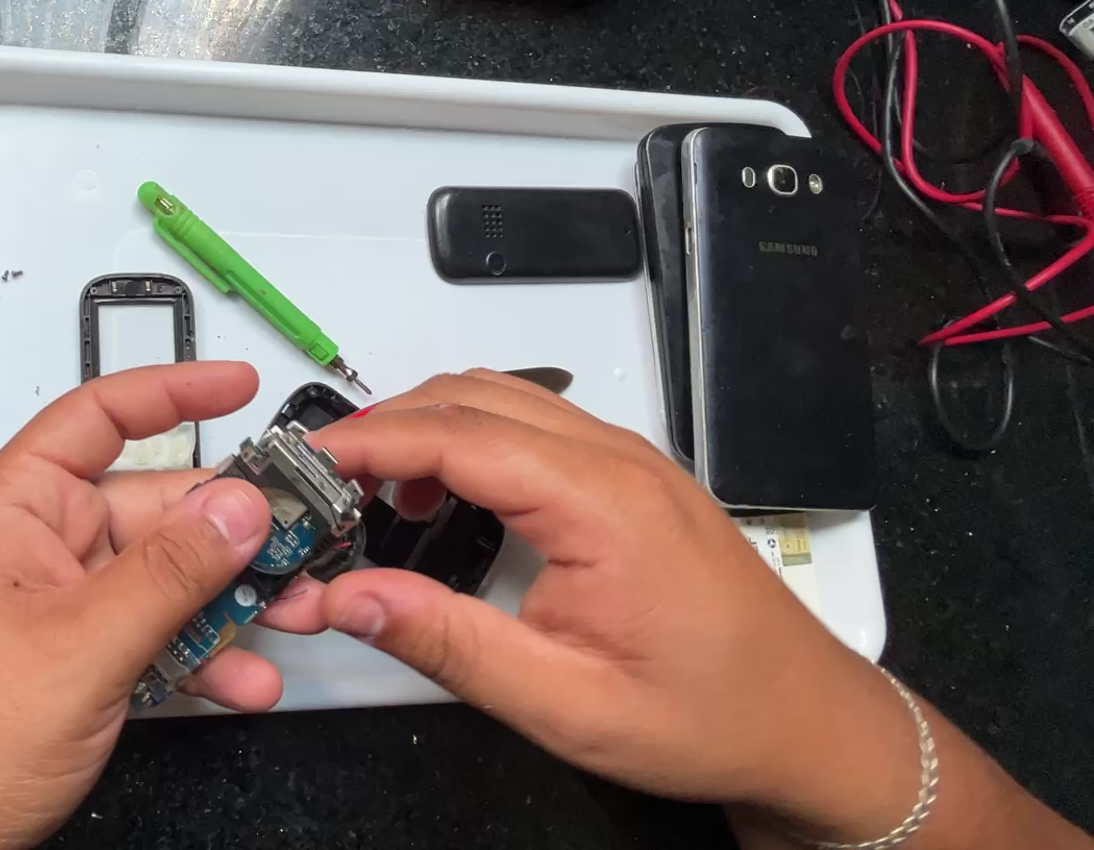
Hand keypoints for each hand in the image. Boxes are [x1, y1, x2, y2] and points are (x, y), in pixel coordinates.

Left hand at [0, 362, 280, 849]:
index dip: (172, 390)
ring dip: (232, 592)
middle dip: (232, 522)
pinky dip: (207, 648)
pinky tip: (245, 674)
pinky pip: (164, 626)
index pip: (101, 415)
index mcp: (23, 504)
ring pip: (172, 568)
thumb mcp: (75, 647)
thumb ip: (165, 575)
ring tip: (290, 609)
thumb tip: (237, 508)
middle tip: (296, 534)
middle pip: (159, 501)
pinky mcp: (92, 644)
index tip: (237, 385)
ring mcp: (74, 594)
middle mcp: (51, 538)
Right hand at [303, 371, 926, 841]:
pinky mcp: (617, 464)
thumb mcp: (565, 706)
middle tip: (323, 478)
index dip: (368, 440)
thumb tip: (344, 597)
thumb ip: (446, 643)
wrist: (817, 726)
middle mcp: (610, 454)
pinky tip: (438, 490)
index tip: (303, 459)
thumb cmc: (703, 719)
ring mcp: (618, 450)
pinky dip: (455, 434)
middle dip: (381, 425)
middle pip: (464, 396)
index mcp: (601, 502)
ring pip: (488, 394)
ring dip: (417, 424)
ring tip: (370, 486)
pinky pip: (516, 416)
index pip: (455, 436)